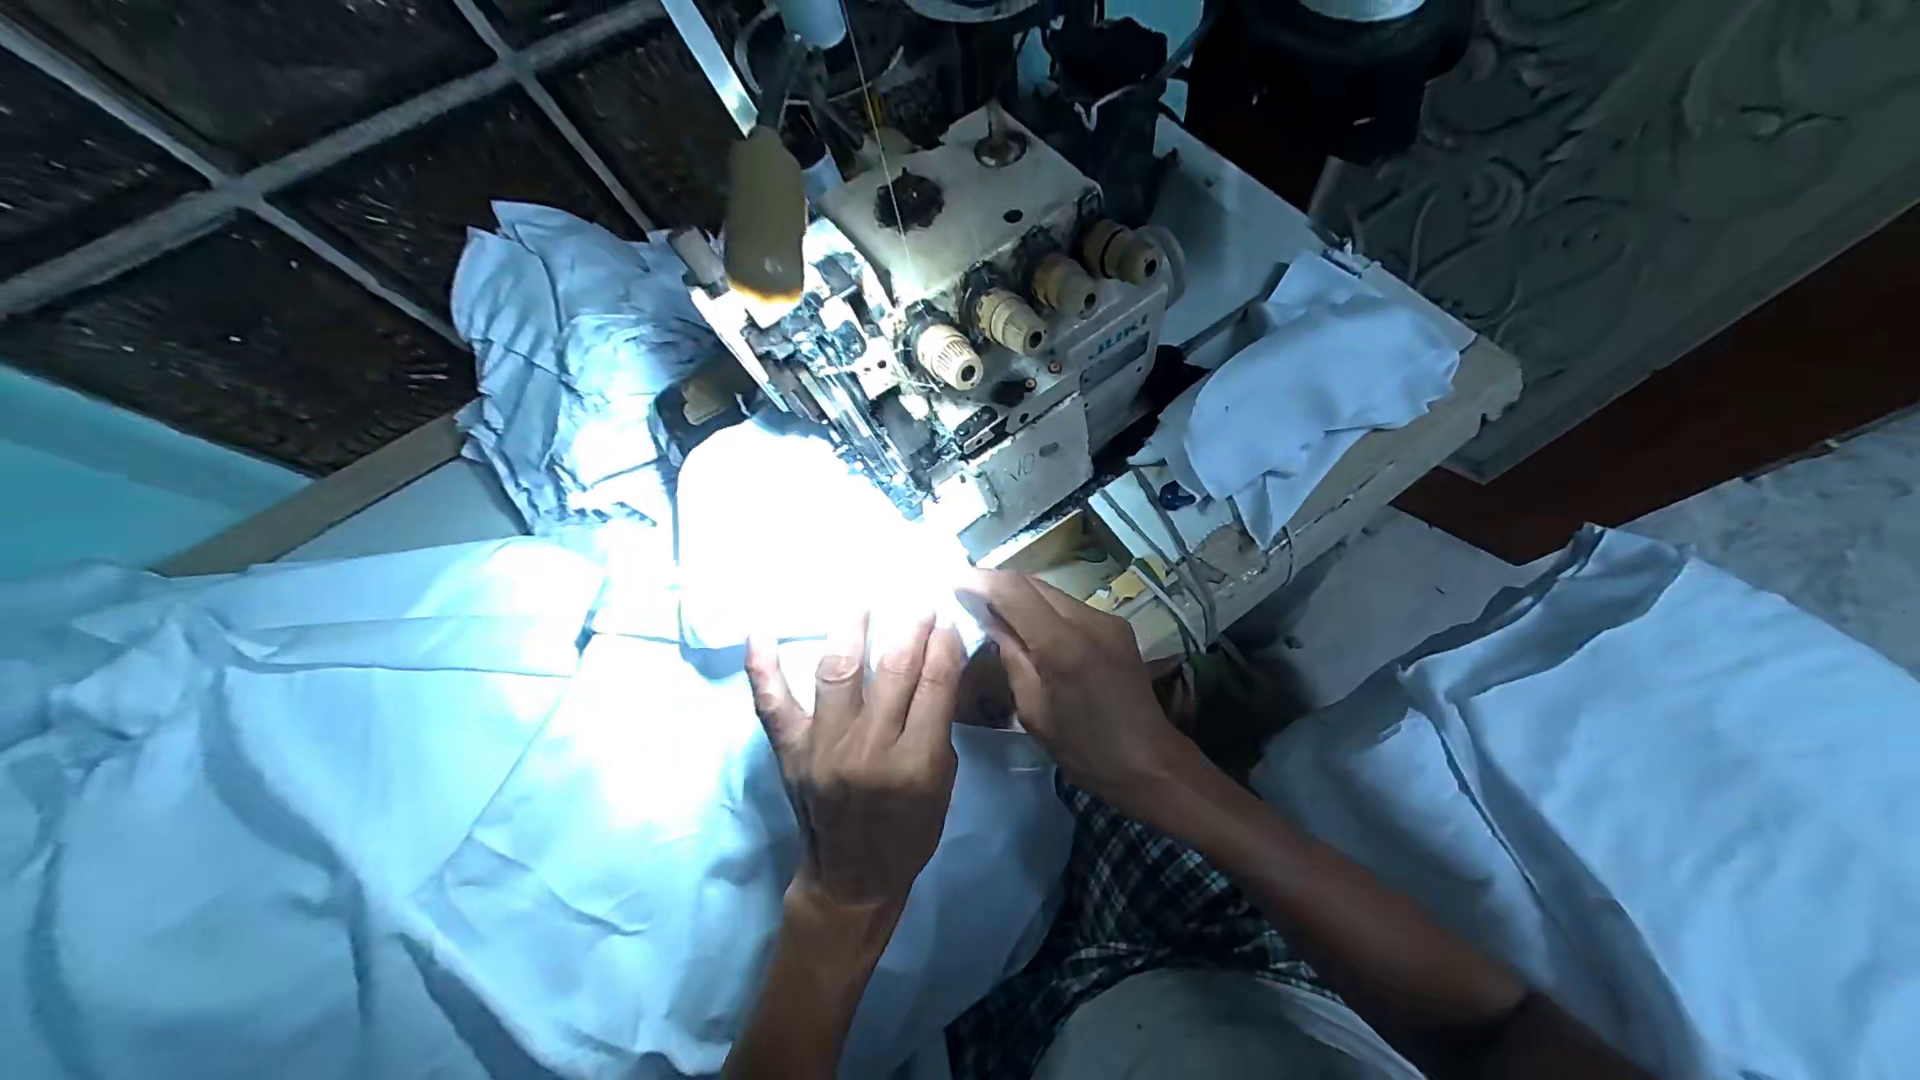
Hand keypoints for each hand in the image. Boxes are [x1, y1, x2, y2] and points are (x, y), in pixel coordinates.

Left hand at [745, 612, 964, 916]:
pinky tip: (758, 630)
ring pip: (836, 673)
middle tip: (916, 600)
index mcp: (915, 763)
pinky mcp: (790, 752)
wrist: (851, 879)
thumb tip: (936, 665)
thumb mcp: (942, 782)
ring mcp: (822, 748)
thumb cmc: (909, 832)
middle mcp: (867, 750)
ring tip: (859, 601)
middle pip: (892, 671)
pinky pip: (772, 703)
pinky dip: (762, 667)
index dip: (943, 646)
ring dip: (849, 630)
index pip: (934, 686)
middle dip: (909, 628)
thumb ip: (936, 724)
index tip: (945, 617)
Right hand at [959, 570, 1203, 818]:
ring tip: (994, 610)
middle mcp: (1088, 620)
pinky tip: (1030, 626)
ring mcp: (1107, 620)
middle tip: (967, 595)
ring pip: (1051, 592)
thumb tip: (988, 620)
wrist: (1149, 763)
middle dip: (997, 584)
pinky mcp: (1117, 626)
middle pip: (1032, 583)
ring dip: (1020, 596)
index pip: (1013, 591)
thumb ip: (1010, 657)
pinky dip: (1043, 609)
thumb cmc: (1084, 749)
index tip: (953, 581)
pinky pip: (1069, 606)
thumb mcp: (1032, 709)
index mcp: (1062, 645)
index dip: (980, 580)